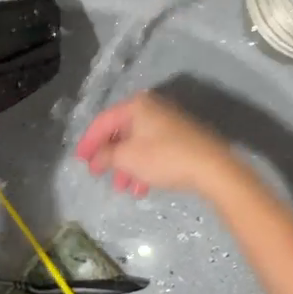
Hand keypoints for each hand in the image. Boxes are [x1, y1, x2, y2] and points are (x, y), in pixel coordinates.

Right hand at [75, 92, 239, 196]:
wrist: (213, 168)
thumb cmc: (164, 158)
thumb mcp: (127, 158)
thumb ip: (105, 156)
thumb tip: (95, 158)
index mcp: (137, 105)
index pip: (103, 121)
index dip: (88, 141)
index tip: (79, 159)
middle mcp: (152, 108)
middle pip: (121, 132)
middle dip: (109, 157)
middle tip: (98, 174)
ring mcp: (169, 123)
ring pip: (138, 144)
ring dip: (126, 166)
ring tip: (122, 188)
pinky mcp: (182, 138)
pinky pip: (153, 150)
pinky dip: (143, 167)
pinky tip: (142, 187)